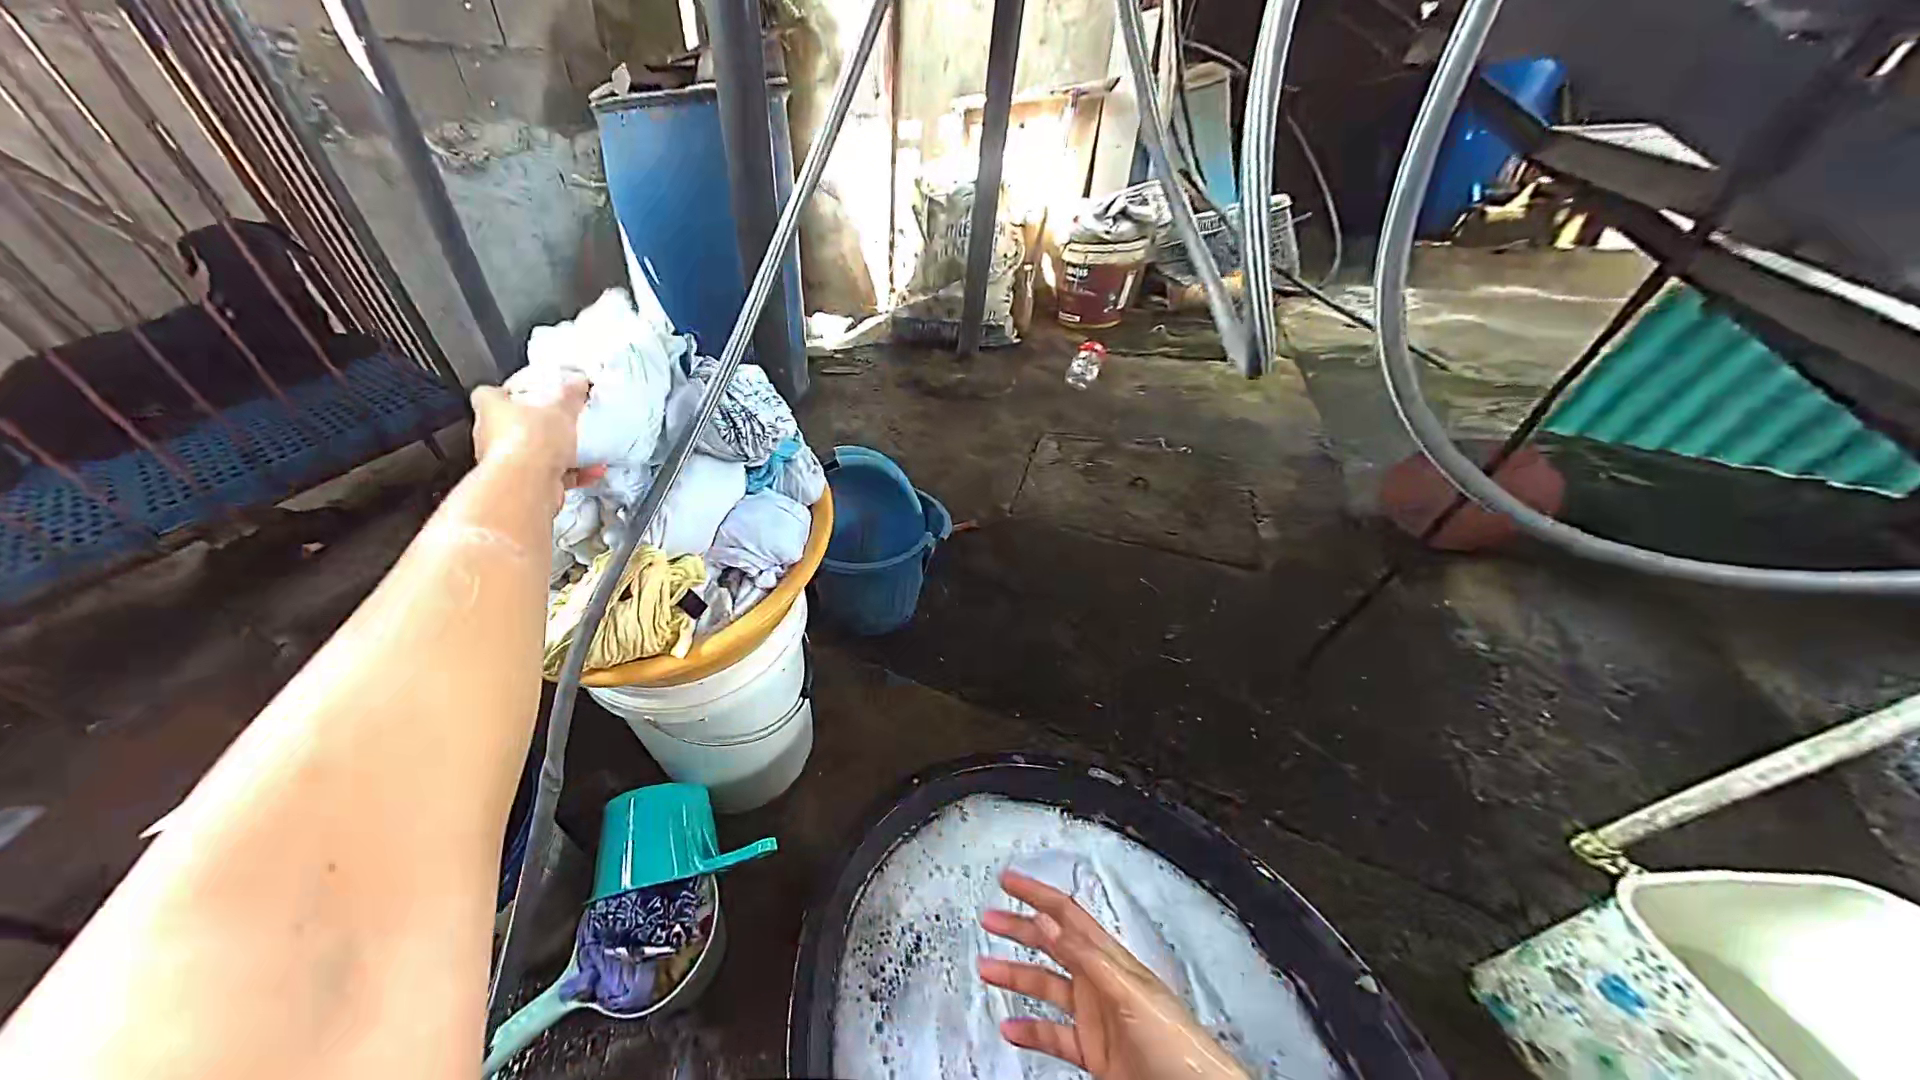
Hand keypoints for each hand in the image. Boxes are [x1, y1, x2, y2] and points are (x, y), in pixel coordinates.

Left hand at [470, 375, 602, 490]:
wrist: (527, 483)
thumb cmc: (530, 439)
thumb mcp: (559, 408)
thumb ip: (570, 395)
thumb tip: (577, 382)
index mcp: (492, 410)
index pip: (489, 394)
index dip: (506, 392)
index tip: (526, 393)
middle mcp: (493, 437)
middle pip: (514, 426)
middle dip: (539, 426)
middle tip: (562, 421)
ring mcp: (508, 463)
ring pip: (535, 453)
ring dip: (560, 453)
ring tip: (584, 448)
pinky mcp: (526, 484)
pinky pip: (552, 475)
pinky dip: (574, 474)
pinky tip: (593, 470)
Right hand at [979, 869, 1249, 1079]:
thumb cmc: (1176, 1043)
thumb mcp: (1128, 991)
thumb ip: (1086, 956)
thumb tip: (1048, 922)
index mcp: (1108, 957)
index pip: (1066, 914)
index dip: (1036, 893)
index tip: (1010, 880)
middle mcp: (1099, 979)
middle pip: (1051, 944)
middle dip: (1018, 929)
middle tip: (990, 918)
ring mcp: (1095, 1014)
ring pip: (1046, 987)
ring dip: (1016, 977)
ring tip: (986, 970)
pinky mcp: (1093, 1049)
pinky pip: (1053, 1034)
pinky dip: (1029, 1030)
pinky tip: (1011, 1028)